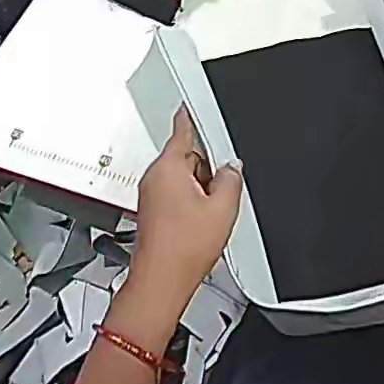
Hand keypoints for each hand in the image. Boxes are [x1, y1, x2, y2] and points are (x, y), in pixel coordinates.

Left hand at [130, 108, 242, 308]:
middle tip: (219, 190)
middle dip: (206, 168)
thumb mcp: (223, 208)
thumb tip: (231, 169)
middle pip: (187, 155)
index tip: (193, 103)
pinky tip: (199, 222)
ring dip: (199, 188)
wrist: (161, 281)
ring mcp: (151, 193)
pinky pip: (175, 193)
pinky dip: (190, 202)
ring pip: (183, 176)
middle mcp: (154, 176)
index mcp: (168, 167)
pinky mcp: (152, 209)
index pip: (182, 128)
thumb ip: (231, 179)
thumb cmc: (182, 249)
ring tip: (208, 214)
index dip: (193, 115)